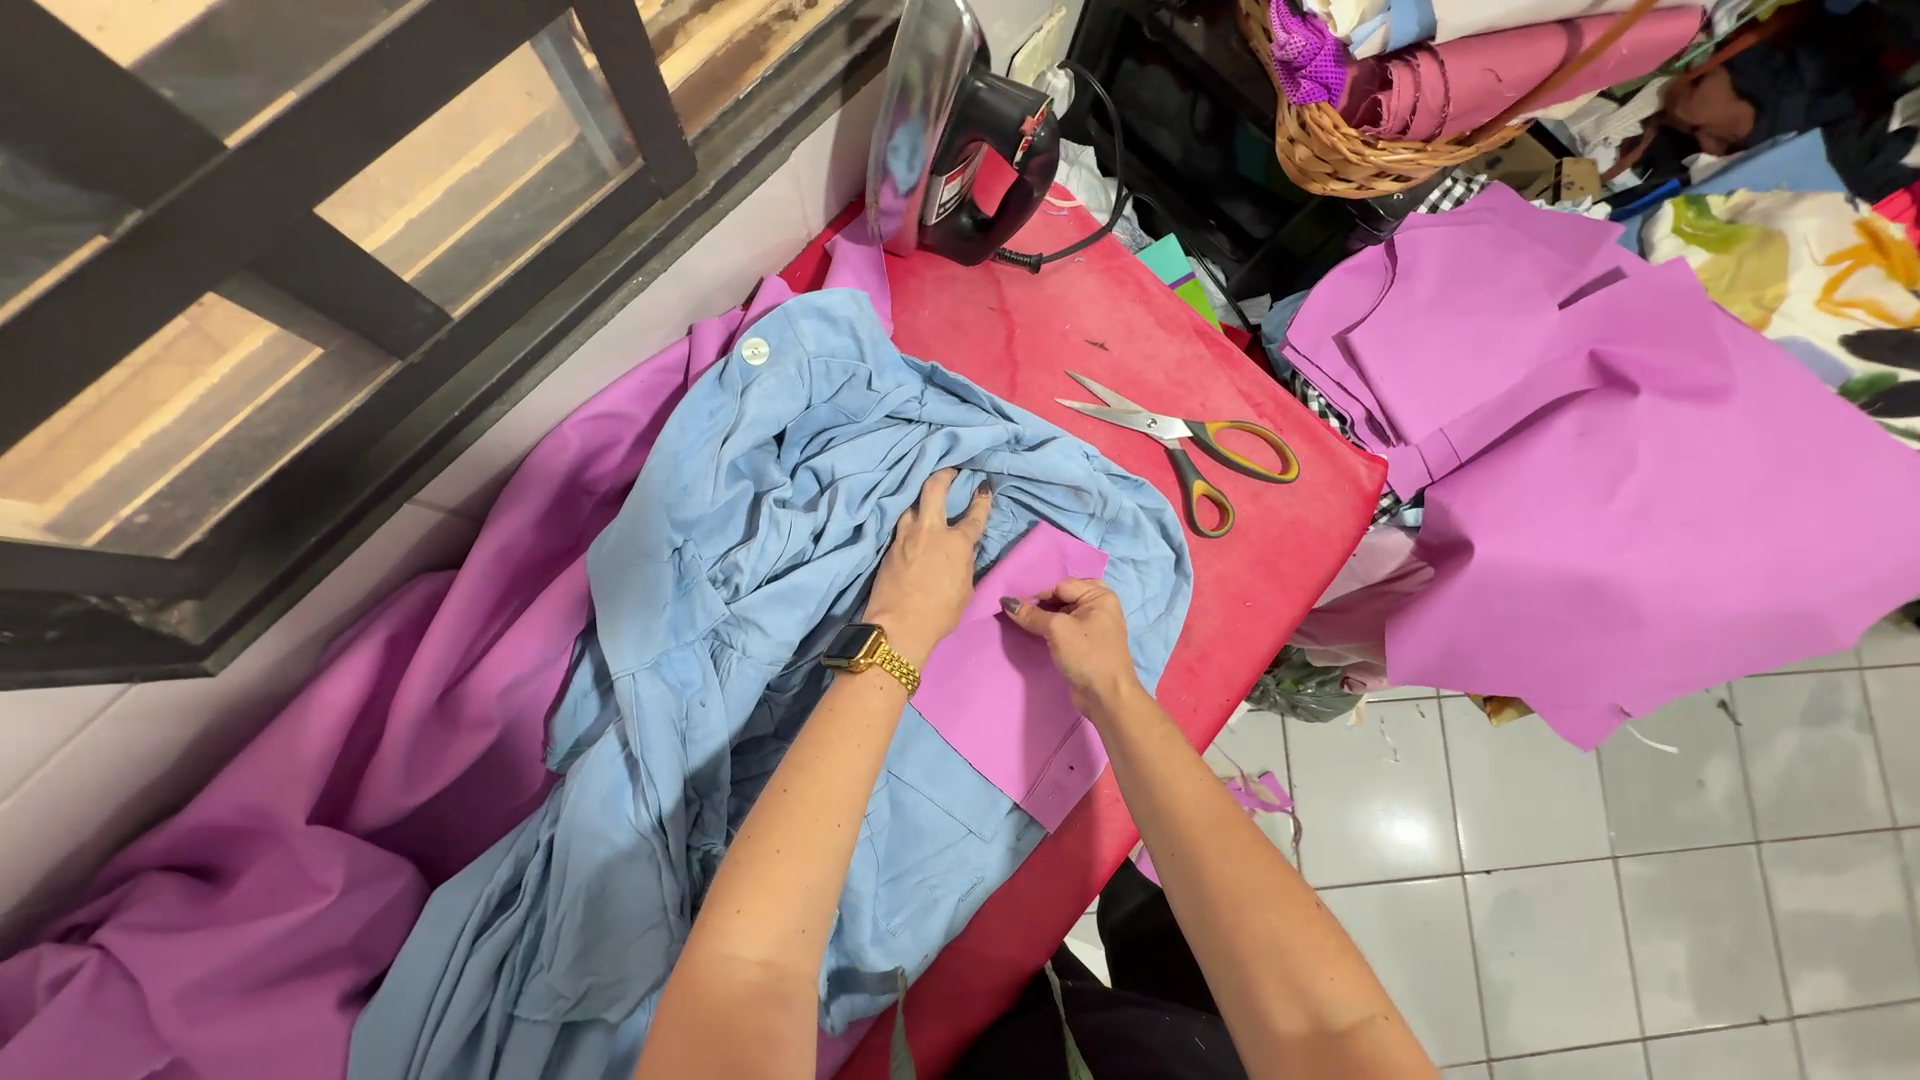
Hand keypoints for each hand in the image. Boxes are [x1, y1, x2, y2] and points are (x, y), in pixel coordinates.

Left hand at [863, 468, 992, 664]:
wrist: (899, 625)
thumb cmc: (940, 613)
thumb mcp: (965, 589)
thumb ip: (965, 564)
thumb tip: (963, 553)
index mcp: (956, 543)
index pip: (975, 514)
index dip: (982, 499)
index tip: (984, 487)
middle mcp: (930, 530)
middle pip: (934, 488)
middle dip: (944, 475)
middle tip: (950, 471)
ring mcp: (905, 535)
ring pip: (912, 504)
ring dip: (921, 499)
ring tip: (926, 498)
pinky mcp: (889, 546)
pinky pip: (901, 523)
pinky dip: (909, 519)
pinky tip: (912, 523)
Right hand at [1000, 578, 1146, 715]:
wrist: (1106, 696)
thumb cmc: (1086, 655)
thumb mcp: (1057, 630)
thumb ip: (1031, 614)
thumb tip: (1007, 601)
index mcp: (1100, 596)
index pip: (1062, 585)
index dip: (1039, 594)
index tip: (1016, 604)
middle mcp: (1100, 607)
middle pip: (1064, 597)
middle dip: (1043, 603)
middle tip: (1021, 611)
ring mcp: (1094, 626)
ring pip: (1064, 613)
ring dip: (1045, 617)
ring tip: (1024, 621)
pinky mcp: (1087, 643)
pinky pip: (1066, 628)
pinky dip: (1051, 629)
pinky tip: (1035, 633)